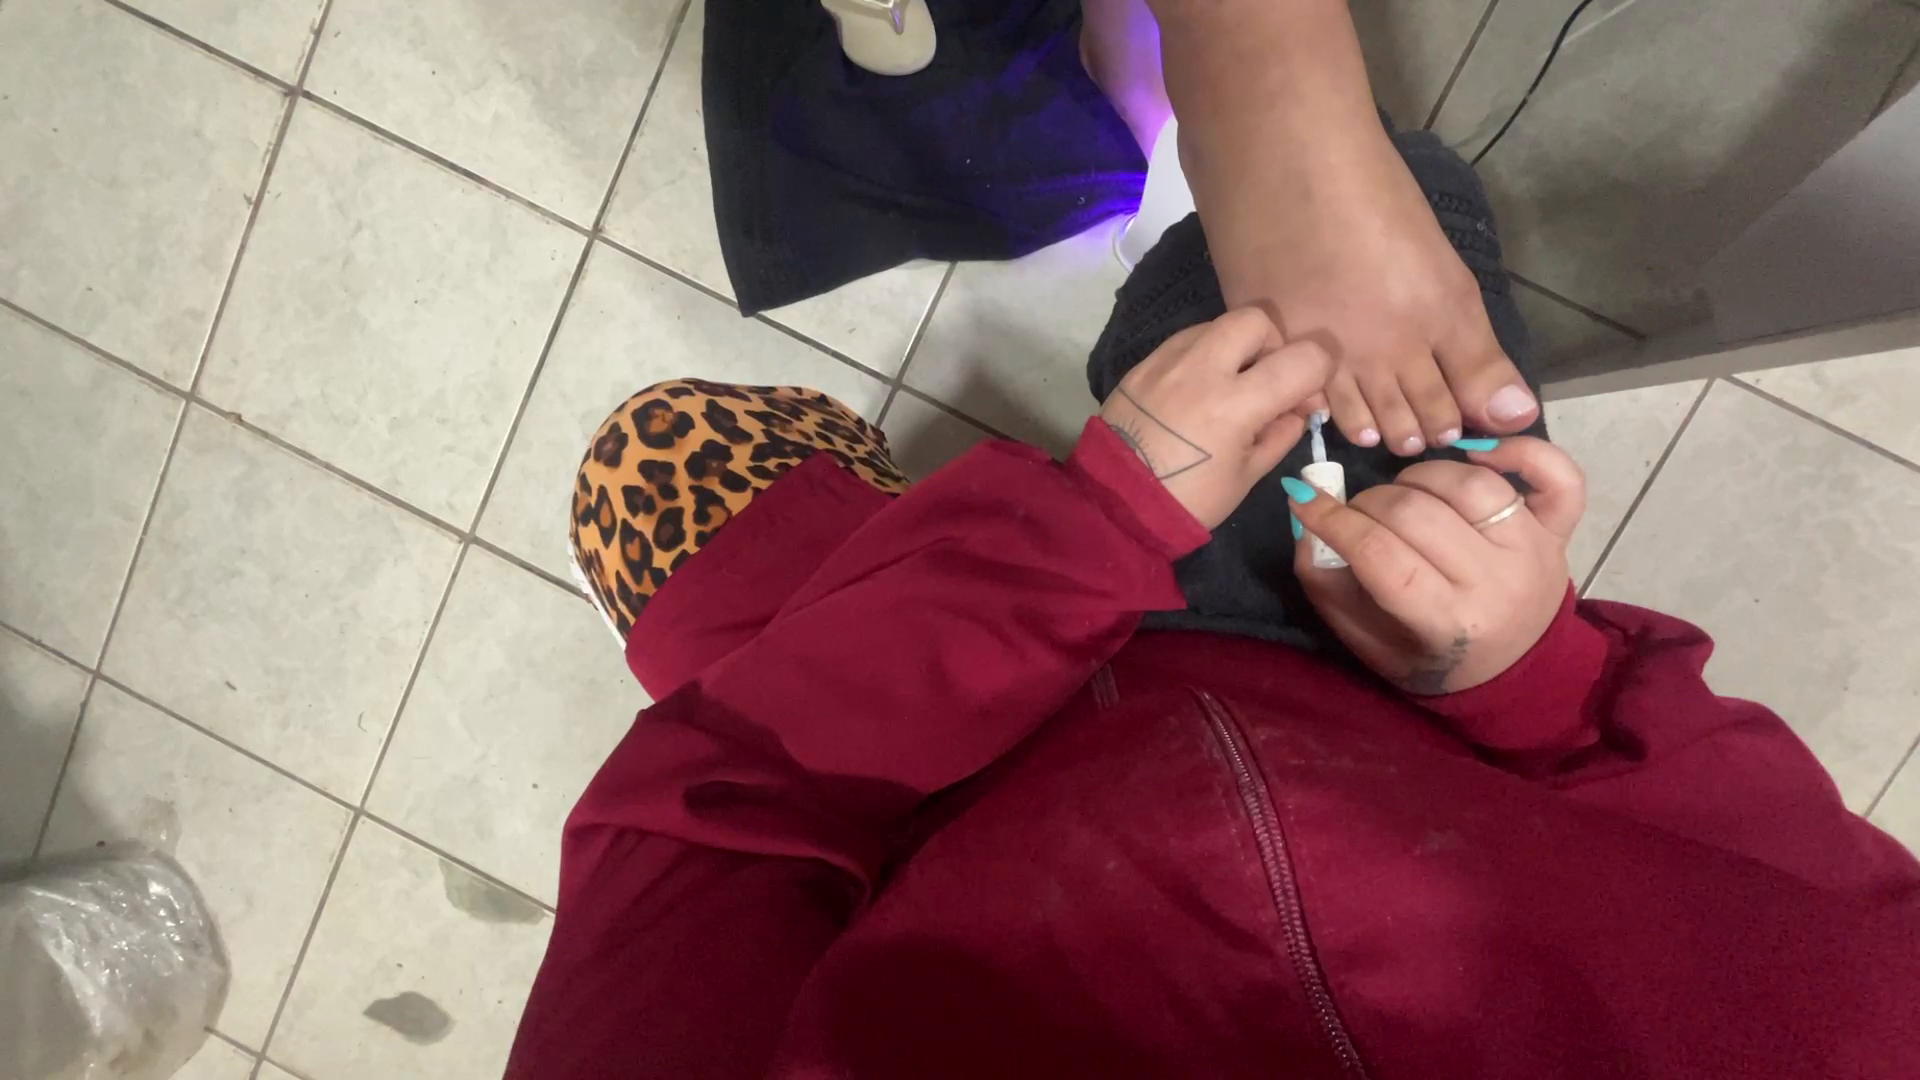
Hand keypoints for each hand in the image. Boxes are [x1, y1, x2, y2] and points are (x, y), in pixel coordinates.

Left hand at [1101, 308, 1332, 529]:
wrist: (1114, 506)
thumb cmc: (1187, 501)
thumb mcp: (1246, 477)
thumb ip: (1280, 434)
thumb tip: (1297, 409)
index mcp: (1235, 403)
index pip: (1303, 358)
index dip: (1318, 375)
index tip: (1304, 400)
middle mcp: (1200, 370)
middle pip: (1254, 320)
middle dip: (1271, 345)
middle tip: (1264, 380)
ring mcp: (1164, 364)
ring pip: (1213, 326)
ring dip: (1231, 348)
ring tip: (1225, 387)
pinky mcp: (1138, 369)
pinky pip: (1179, 344)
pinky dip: (1197, 358)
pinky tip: (1192, 392)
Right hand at [1208, 128, 1541, 454]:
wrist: (1288, 171)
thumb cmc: (1372, 195)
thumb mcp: (1444, 263)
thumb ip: (1474, 345)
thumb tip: (1516, 414)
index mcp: (1440, 321)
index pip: (1466, 399)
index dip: (1469, 419)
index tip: (1466, 430)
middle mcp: (1387, 352)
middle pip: (1413, 414)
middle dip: (1423, 431)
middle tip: (1421, 447)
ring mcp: (1331, 357)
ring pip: (1361, 416)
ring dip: (1377, 428)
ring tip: (1380, 437)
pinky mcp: (1282, 354)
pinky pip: (1308, 403)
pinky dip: (1322, 412)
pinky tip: (1324, 416)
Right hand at [1286, 437, 1583, 693]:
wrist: (1505, 673)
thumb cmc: (1417, 656)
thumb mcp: (1355, 632)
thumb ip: (1322, 576)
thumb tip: (1305, 509)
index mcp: (1444, 620)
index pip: (1378, 553)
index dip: (1332, 520)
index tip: (1302, 498)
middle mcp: (1496, 583)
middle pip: (1416, 513)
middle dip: (1367, 503)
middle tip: (1354, 513)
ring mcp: (1535, 553)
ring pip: (1470, 484)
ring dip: (1419, 476)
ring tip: (1401, 493)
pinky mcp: (1560, 532)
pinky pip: (1558, 476)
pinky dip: (1519, 452)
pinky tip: (1476, 454)